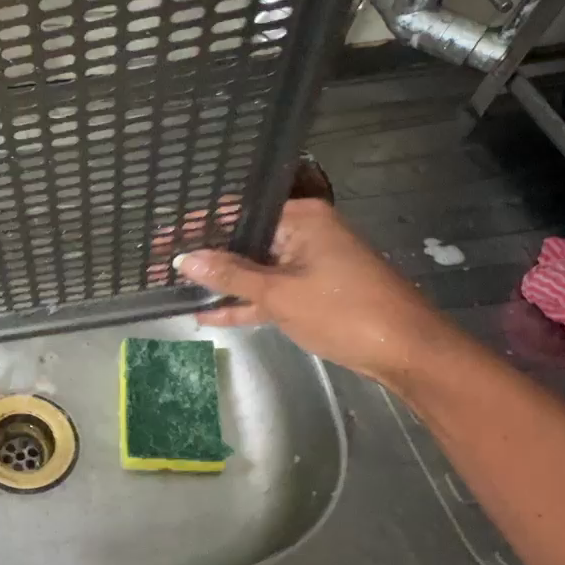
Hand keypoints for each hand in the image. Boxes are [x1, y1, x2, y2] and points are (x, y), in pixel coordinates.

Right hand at [173, 198, 459, 386]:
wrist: (406, 351)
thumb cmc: (344, 311)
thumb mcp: (280, 293)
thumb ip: (230, 275)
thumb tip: (183, 259)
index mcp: (300, 218)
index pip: (238, 214)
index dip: (198, 225)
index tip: (161, 237)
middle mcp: (303, 233)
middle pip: (243, 240)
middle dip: (203, 254)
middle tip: (158, 261)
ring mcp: (306, 264)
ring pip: (252, 269)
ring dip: (218, 281)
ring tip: (171, 285)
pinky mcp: (309, 293)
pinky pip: (265, 292)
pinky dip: (241, 302)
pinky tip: (204, 312)